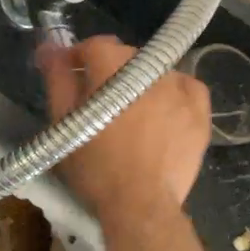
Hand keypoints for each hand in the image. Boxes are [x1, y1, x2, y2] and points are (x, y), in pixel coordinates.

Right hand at [39, 35, 210, 218]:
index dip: (79, 58)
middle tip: (97, 100)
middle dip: (108, 71)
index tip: (71, 76)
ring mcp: (179, 90)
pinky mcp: (200, 112)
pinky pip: (187, 86)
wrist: (139, 205)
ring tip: (130, 110)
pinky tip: (162, 109)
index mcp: (111, 68)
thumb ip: (57, 78)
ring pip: (154, 70)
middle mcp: (149, 70)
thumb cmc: (94, 165)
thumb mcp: (63, 121)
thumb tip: (49, 48)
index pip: (95, 45)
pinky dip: (173, 91)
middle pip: (125, 56)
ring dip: (139, 81)